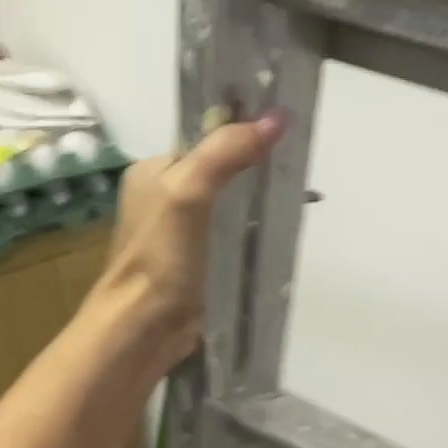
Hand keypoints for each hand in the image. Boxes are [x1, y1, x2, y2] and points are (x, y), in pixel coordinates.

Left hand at [87, 112, 285, 367]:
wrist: (143, 329)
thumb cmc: (161, 259)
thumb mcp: (190, 194)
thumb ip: (227, 153)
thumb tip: (278, 118)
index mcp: (153, 170)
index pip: (205, 139)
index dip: (242, 132)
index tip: (286, 132)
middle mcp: (164, 196)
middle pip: (221, 169)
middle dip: (259, 166)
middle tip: (302, 167)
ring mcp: (181, 232)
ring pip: (230, 202)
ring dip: (261, 199)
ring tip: (304, 196)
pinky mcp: (198, 261)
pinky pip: (234, 232)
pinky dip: (257, 228)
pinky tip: (282, 229)